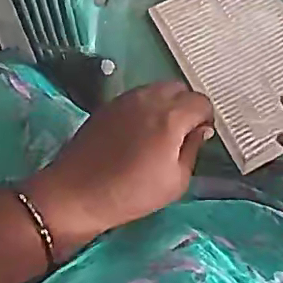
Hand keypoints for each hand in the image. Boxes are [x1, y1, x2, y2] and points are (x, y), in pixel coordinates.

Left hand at [25, 82, 214, 255]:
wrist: (77, 193)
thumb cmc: (130, 193)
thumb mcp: (176, 181)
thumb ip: (193, 149)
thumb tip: (200, 131)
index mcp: (170, 117)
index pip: (201, 101)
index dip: (205, 118)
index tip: (201, 135)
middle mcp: (148, 98)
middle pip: (179, 88)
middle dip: (186, 105)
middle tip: (183, 132)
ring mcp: (125, 98)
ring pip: (156, 88)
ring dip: (165, 104)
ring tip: (159, 133)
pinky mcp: (108, 104)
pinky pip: (136, 96)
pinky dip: (145, 106)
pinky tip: (138, 132)